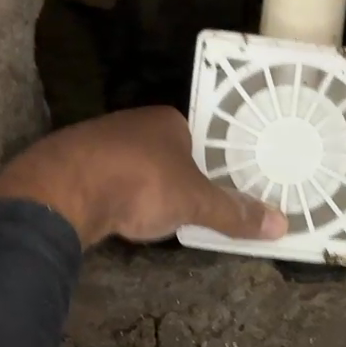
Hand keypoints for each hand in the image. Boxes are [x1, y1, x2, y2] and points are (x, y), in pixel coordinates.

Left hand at [0, 107, 289, 247]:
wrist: (64, 190)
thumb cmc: (140, 183)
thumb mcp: (196, 203)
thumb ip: (234, 214)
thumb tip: (281, 225)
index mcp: (169, 121)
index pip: (199, 136)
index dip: (210, 162)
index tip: (217, 187)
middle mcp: (133, 124)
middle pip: (165, 152)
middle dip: (176, 178)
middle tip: (192, 207)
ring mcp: (99, 142)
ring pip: (132, 166)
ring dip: (143, 188)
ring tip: (157, 216)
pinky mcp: (73, 166)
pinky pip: (106, 182)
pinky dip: (116, 198)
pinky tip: (119, 216)